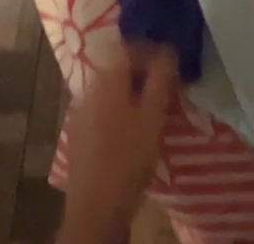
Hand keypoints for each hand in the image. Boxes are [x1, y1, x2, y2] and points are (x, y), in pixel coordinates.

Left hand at [58, 44, 178, 243]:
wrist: (96, 208)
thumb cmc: (128, 157)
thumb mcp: (153, 115)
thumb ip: (161, 77)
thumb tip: (168, 47)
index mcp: (106, 78)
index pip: (129, 46)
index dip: (152, 47)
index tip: (173, 58)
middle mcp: (89, 88)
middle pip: (119, 67)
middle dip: (144, 71)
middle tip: (168, 83)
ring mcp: (81, 112)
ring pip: (112, 89)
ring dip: (133, 91)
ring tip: (155, 105)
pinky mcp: (80, 134)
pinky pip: (104, 109)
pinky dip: (121, 109)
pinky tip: (134, 127)